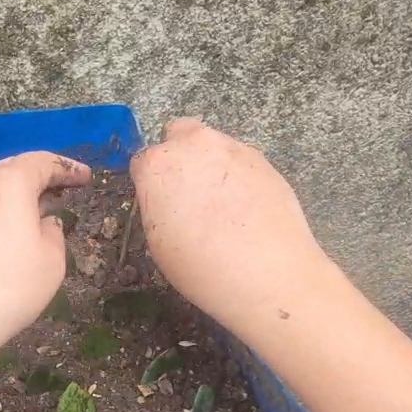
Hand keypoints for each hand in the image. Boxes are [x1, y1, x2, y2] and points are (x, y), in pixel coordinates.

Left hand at [0, 151, 89, 367]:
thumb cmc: (9, 286)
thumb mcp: (51, 261)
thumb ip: (54, 232)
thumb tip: (43, 222)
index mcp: (9, 183)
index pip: (43, 162)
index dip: (67, 168)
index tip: (85, 178)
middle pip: (14, 168)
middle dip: (40, 176)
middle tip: (62, 190)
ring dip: (17, 194)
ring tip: (37, 210)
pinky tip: (8, 229)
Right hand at [130, 119, 337, 340]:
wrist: (268, 275)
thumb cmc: (204, 267)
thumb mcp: (158, 244)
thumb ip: (157, 206)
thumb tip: (166, 197)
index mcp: (158, 165)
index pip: (142, 162)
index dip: (150, 184)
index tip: (160, 204)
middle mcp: (194, 145)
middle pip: (177, 135)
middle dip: (179, 159)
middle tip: (189, 197)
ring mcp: (233, 148)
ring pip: (212, 145)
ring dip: (210, 165)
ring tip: (223, 207)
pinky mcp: (263, 159)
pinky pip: (240, 160)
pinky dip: (238, 176)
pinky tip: (246, 209)